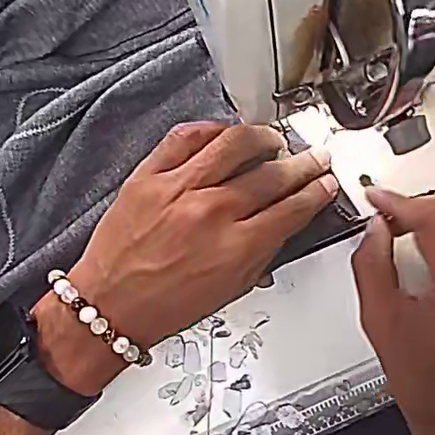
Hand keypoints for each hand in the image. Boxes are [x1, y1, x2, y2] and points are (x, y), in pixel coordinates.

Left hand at [32, 122, 337, 394]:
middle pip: (272, 175)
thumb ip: (261, 255)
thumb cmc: (162, 306)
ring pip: (235, 144)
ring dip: (264, 137)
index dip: (316, 192)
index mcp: (236, 248)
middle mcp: (211, 212)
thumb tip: (283, 225)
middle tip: (313, 158)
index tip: (324, 184)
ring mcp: (178, 189)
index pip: (292, 208)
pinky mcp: (149, 176)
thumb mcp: (229, 290)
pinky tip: (224, 132)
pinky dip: (211, 128)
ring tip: (274, 139)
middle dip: (303, 164)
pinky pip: (186, 137)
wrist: (110, 306)